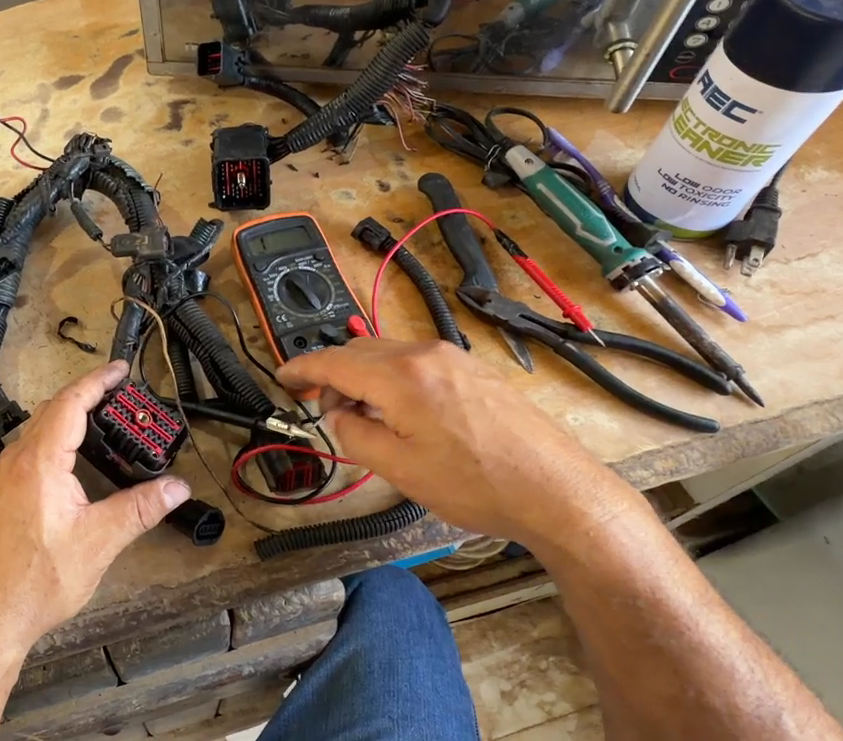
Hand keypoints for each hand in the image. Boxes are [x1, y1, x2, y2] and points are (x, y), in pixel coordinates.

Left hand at [0, 362, 190, 645]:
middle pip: (54, 408)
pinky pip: (34, 443)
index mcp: (41, 460)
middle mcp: (21, 457)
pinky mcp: (8, 489)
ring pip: (41, 425)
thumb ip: (139, 509)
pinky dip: (58, 431)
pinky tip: (75, 449)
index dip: (97, 381)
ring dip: (71, 411)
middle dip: (87, 393)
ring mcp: (10, 472)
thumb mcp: (100, 541)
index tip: (122, 368)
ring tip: (103, 413)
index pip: (71, 403)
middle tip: (121, 390)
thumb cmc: (42, 577)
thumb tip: (178, 487)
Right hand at [276, 338, 646, 547]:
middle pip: (359, 350)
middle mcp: (425, 354)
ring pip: (388, 354)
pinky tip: (405, 414)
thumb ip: (355, 435)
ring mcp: (454, 358)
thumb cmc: (477, 484)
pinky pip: (417, 362)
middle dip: (333, 375)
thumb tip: (338, 416)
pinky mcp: (475, 371)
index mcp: (400, 376)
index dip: (301, 368)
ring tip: (368, 418)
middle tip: (326, 410)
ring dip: (365, 376)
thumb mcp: (400, 469)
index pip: (333, 361)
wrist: (559, 492)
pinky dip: (394, 378)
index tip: (283, 377)